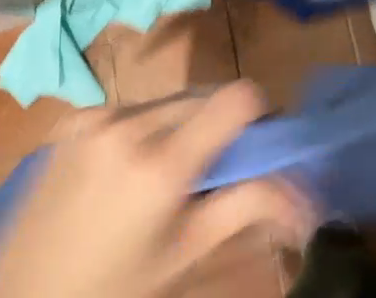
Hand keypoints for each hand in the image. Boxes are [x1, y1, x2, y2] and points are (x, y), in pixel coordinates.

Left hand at [0, 81, 316, 297]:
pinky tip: (126, 172)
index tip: (260, 141)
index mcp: (161, 164)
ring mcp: (93, 119)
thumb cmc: (111, 290)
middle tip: (215, 170)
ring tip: (165, 175)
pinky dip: (144, 130)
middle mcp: (128, 126)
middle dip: (220, 126)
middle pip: (204, 98)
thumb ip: (247, 208)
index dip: (260, 112)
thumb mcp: (184, 256)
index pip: (237, 98)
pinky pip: (131, 109)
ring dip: (182, 126)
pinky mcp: (70, 120)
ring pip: (168, 102)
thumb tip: (305, 192)